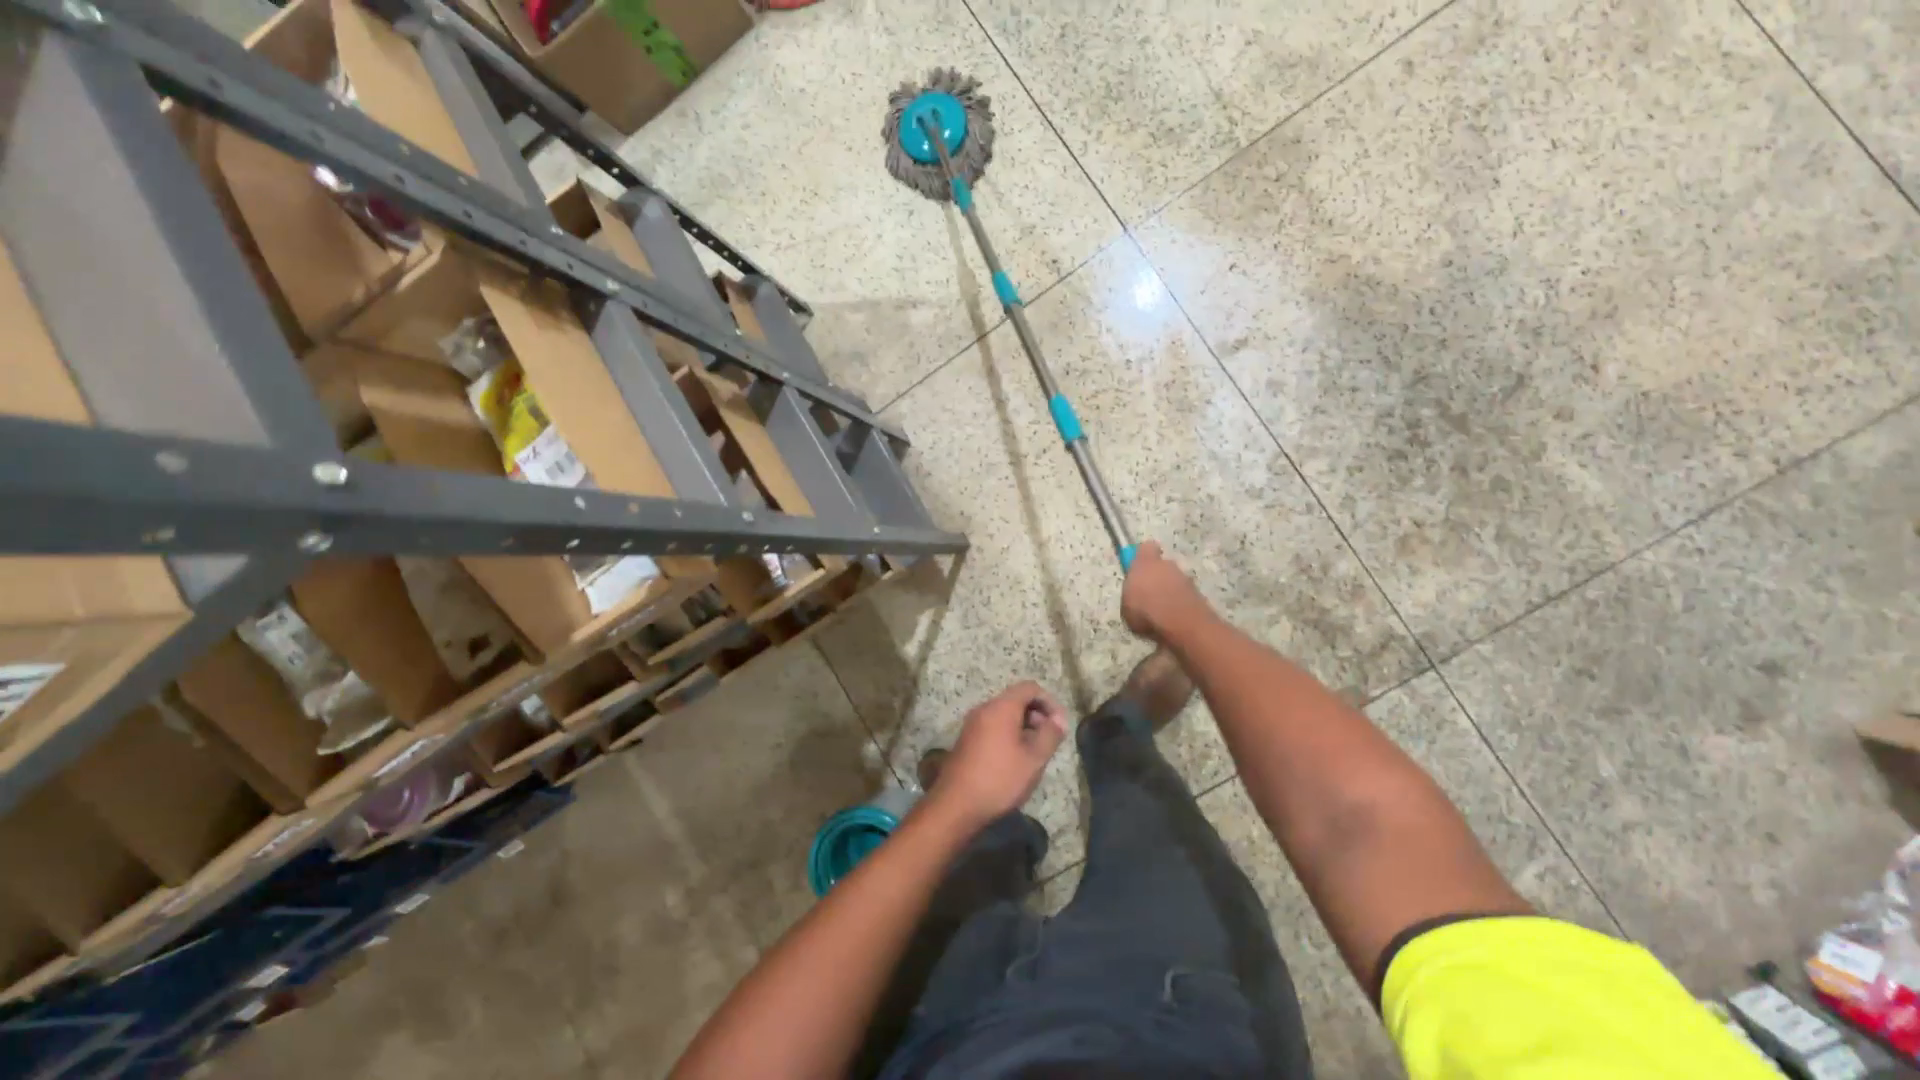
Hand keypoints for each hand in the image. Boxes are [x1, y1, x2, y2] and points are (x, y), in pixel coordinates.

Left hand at [926, 681, 1067, 829]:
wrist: (956, 805)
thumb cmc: (999, 779)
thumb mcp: (1034, 759)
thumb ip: (1050, 734)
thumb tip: (1059, 719)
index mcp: (1001, 708)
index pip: (1030, 688)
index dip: (1049, 702)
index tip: (1060, 725)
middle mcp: (984, 709)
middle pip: (1016, 700)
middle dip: (1037, 715)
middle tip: (1049, 741)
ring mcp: (972, 725)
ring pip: (1004, 715)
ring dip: (1024, 727)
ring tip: (1035, 754)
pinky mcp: (967, 740)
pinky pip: (993, 727)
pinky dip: (1009, 735)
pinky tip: (1015, 761)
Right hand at [1122, 542, 1211, 642]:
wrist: (1180, 623)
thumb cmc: (1145, 610)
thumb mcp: (1126, 606)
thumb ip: (1131, 595)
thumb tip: (1135, 596)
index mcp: (1145, 562)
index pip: (1146, 547)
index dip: (1142, 557)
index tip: (1138, 568)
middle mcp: (1167, 565)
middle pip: (1162, 566)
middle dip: (1157, 578)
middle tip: (1149, 597)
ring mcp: (1185, 578)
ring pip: (1175, 581)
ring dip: (1169, 592)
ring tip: (1161, 613)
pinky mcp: (1198, 594)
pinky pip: (1185, 596)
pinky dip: (1180, 605)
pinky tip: (1173, 620)